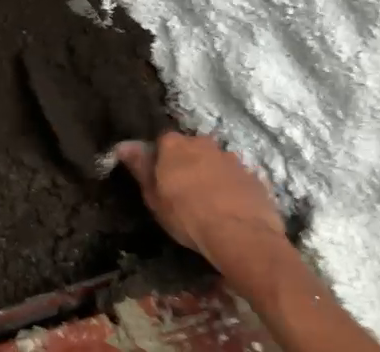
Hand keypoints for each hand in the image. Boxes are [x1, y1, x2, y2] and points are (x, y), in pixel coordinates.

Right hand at [114, 132, 285, 268]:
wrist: (242, 237)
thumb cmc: (188, 216)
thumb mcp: (154, 197)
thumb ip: (140, 168)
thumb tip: (122, 145)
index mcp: (174, 144)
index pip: (162, 142)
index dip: (161, 160)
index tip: (161, 179)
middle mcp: (204, 144)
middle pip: (192, 150)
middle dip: (189, 164)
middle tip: (186, 191)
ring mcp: (233, 160)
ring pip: (216, 163)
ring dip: (212, 176)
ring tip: (212, 203)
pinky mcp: (256, 178)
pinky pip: (239, 180)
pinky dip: (234, 190)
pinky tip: (233, 211)